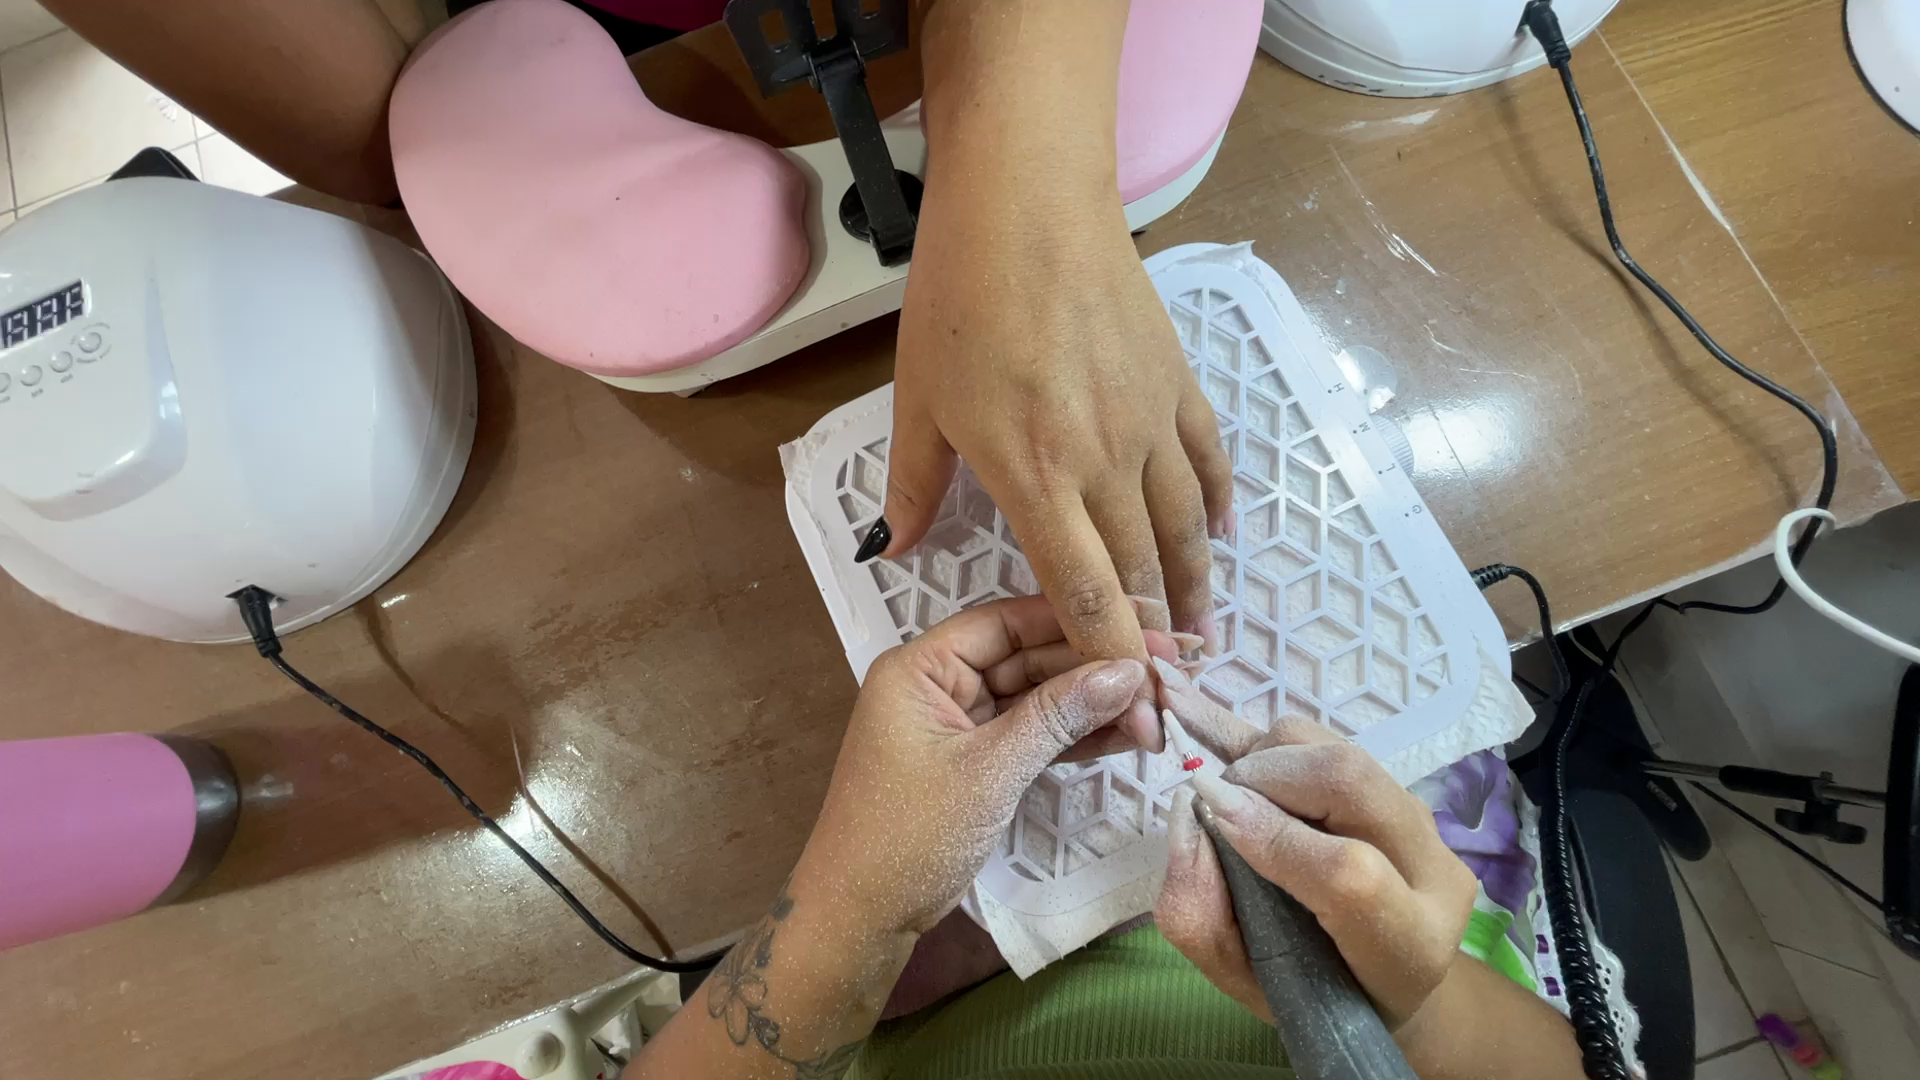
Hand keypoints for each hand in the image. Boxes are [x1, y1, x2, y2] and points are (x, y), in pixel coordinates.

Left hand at [791, 597, 1155, 939]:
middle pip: (1028, 656)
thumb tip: (1129, 670)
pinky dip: (1073, 735)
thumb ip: (1058, 715)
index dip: (1074, 618)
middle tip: (1166, 667)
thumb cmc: (910, 834)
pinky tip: (1126, 734)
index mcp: (922, 665)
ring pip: (1036, 696)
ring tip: (1160, 704)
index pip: (1007, 621)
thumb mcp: (989, 770)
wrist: (862, 920)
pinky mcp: (976, 757)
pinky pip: (1031, 732)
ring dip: (1092, 704)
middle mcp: (940, 682)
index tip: (1140, 617)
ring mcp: (960, 721)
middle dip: (1093, 667)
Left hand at [884, 215, 1233, 654]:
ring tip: (1204, 629)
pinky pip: (1212, 463)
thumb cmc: (960, 301)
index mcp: (1035, 479)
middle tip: (1167, 678)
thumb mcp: (918, 400)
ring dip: (1196, 586)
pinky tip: (1220, 534)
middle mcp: (1106, 466)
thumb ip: (912, 485)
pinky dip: (1219, 507)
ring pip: (1188, 528)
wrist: (1028, 203)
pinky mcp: (1180, 386)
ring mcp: (1153, 425)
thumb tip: (893, 549)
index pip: (1085, 596)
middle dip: (1157, 635)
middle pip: (1142, 573)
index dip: (1109, 658)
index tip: (1124, 697)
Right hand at [1151, 660, 1478, 1029]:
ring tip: (1235, 789)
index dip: (1270, 835)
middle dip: (1259, 779)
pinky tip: (1185, 700)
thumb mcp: (1243, 980)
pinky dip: (1247, 722)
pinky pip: (1316, 734)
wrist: (1380, 973)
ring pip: (1329, 744)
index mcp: (1404, 944)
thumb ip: (1198, 913)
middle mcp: (1428, 868)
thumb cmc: (1307, 989)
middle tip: (1216, 803)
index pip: (1348, 873)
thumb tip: (1186, 813)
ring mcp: (1413, 814)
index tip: (1208, 814)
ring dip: (1261, 755)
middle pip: (1346, 780)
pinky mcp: (1383, 777)